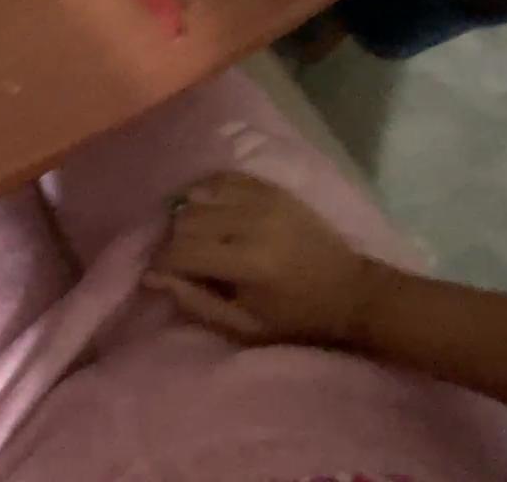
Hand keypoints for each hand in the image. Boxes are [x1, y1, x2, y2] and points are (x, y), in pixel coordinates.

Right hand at [145, 171, 394, 346]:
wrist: (353, 290)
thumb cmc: (298, 318)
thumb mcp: (245, 327)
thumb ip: (195, 302)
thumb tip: (152, 275)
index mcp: (248, 262)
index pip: (181, 250)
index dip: (162, 263)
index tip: (159, 274)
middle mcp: (251, 222)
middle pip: (184, 220)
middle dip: (173, 242)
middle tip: (181, 260)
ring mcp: (261, 198)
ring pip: (196, 197)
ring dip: (187, 218)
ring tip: (196, 236)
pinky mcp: (268, 186)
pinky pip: (218, 178)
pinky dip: (204, 192)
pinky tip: (207, 209)